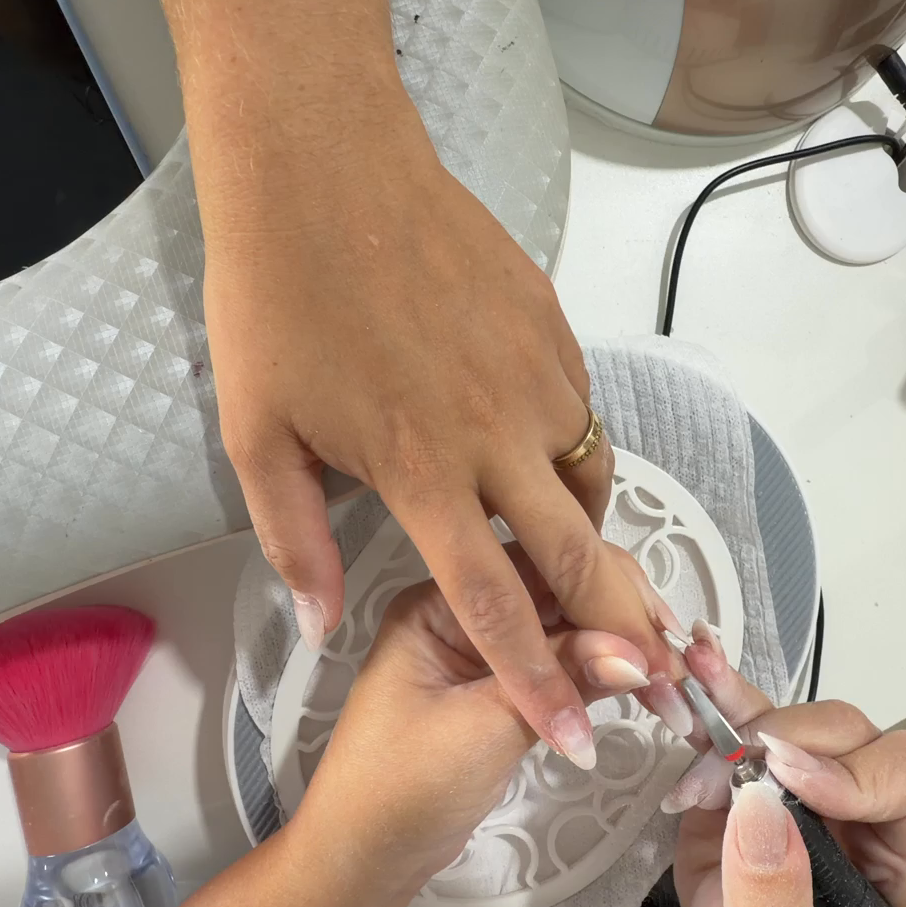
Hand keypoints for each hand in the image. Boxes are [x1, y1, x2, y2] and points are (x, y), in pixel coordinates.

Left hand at [189, 70, 669, 770]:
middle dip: (619, 623)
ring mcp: (538, 376)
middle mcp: (500, 435)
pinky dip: (571, 450)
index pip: (496, 606)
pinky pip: (582, 413)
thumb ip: (295, 540)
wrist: (326, 169)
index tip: (578, 737)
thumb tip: (324, 621)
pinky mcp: (556, 328)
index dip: (538, 684)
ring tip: (566, 543)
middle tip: (649, 666)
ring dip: (586, 526)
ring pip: (591, 479)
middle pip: (579, 554)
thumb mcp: (256, 434)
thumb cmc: (279, 302)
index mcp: (425, 473)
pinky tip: (537, 445)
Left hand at [295, 565, 653, 888]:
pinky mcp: (496, 680)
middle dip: (621, 618)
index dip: (604, 597)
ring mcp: (481, 645)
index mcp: (438, 600)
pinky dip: (597, 668)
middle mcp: (462, 608)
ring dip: (617, 645)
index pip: (535, 569)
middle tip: (677, 660)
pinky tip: (637, 678)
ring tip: (670, 675)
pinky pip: (556, 658)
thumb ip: (560, 682)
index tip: (662, 640)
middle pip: (556, 589)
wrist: (362, 860)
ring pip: (564, 623)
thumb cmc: (402, 790)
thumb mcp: (484, 728)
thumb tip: (639, 654)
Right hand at [668, 625, 905, 906]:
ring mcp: (805, 763)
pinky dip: (710, 689)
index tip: (785, 780)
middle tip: (717, 777)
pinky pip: (739, 706)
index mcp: (897, 843)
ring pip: (789, 707)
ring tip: (693, 670)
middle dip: (776, 741)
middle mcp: (860, 790)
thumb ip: (771, 896)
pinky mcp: (753, 751)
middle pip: (844, 730)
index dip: (853, 769)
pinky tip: (682, 671)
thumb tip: (758, 804)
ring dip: (737, 696)